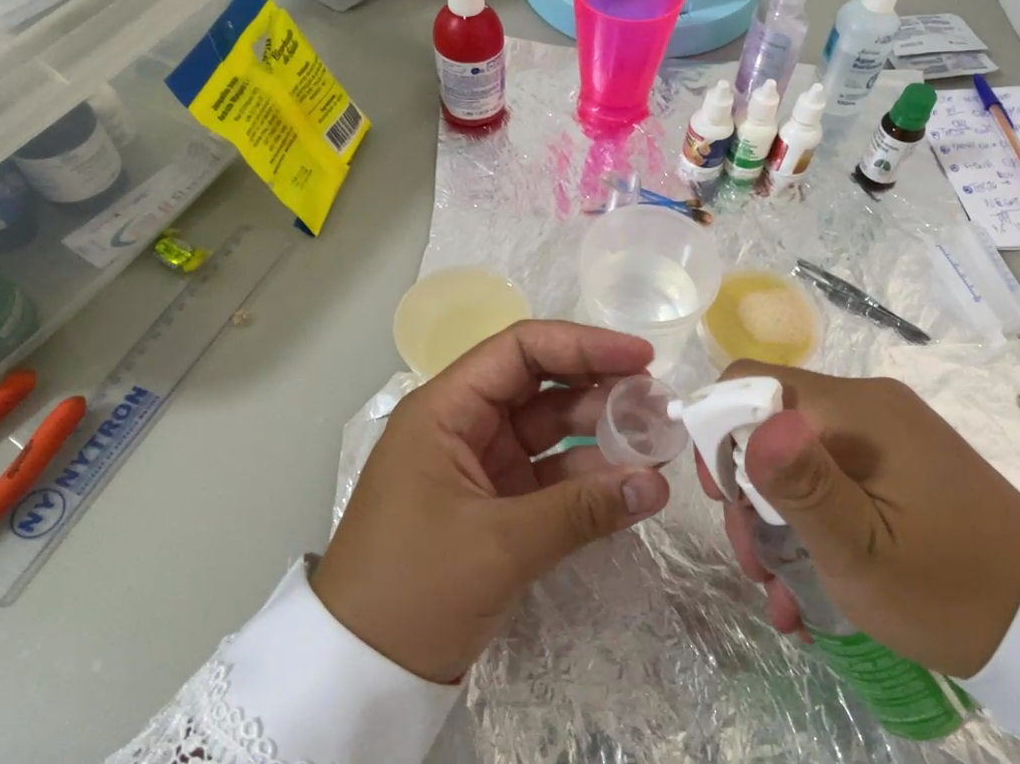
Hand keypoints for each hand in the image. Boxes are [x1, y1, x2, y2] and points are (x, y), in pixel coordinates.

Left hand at [314, 320, 670, 683]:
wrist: (359, 673)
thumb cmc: (414, 589)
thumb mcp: (499, 544)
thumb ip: (582, 509)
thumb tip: (657, 482)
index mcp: (444, 411)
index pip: (520, 351)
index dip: (583, 345)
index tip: (642, 359)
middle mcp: (461, 427)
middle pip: (540, 387)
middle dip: (601, 391)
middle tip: (661, 406)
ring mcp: (478, 468)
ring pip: (549, 433)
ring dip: (601, 437)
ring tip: (659, 444)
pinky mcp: (492, 508)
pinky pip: (548, 478)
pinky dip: (587, 480)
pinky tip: (632, 487)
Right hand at [699, 361, 1019, 677]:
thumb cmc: (946, 589)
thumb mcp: (862, 550)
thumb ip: (803, 484)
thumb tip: (755, 420)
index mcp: (857, 411)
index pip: (752, 384)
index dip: (720, 434)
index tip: (724, 500)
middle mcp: (866, 407)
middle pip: (768, 426)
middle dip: (749, 498)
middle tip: (758, 568)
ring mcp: (883, 435)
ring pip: (794, 460)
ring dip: (776, 525)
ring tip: (784, 595)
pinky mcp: (894, 464)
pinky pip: (830, 480)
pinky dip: (811, 527)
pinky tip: (810, 588)